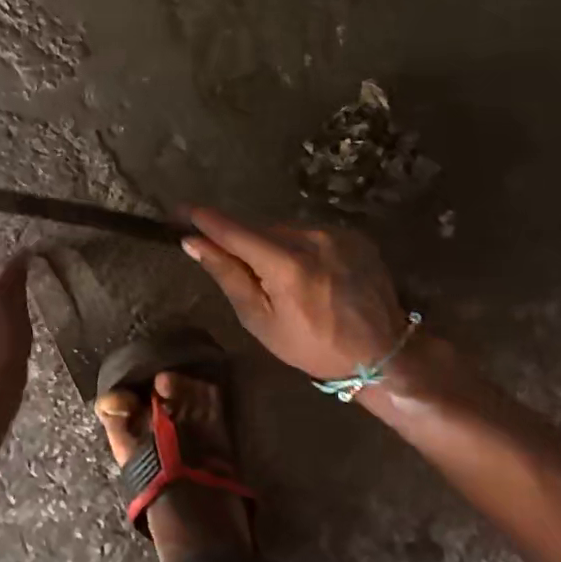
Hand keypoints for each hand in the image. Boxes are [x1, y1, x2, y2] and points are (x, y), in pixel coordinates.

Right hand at [182, 209, 407, 380]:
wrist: (381, 352)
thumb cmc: (312, 345)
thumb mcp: (260, 320)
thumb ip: (227, 275)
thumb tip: (194, 243)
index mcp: (285, 264)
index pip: (233, 230)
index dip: (203, 218)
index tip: (178, 209)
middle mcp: (311, 238)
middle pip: (259, 229)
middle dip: (241, 243)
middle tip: (239, 270)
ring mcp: (336, 234)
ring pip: (284, 230)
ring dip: (272, 246)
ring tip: (281, 280)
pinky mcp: (353, 235)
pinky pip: (310, 233)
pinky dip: (299, 247)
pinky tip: (308, 275)